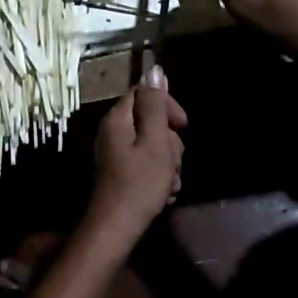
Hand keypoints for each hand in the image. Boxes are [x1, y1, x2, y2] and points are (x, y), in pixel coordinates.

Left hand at [91, 66, 186, 229]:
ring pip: (153, 144)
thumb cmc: (139, 184)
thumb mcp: (155, 143)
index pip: (144, 93)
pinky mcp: (123, 171)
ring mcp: (117, 153)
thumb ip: (156, 106)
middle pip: (151, 120)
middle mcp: (114, 132)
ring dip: (169, 162)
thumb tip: (154, 68)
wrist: (118, 229)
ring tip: (170, 182)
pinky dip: (160, 175)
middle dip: (170, 141)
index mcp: (118, 120)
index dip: (167, 106)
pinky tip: (165, 192)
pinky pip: (148, 162)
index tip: (183, 127)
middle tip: (173, 162)